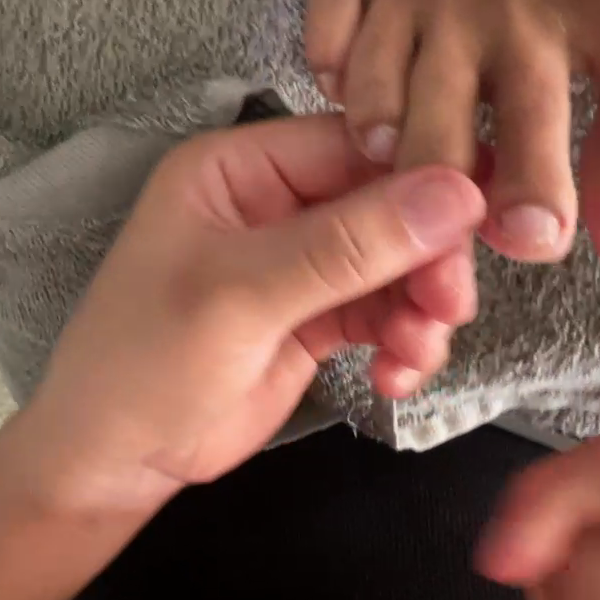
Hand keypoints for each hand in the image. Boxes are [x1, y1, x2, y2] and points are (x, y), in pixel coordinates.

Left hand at [20, 114, 485, 513]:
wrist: (118, 456)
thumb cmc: (150, 358)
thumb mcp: (241, 295)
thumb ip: (346, 245)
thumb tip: (456, 192)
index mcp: (237, 166)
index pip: (349, 143)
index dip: (419, 174)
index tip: (481, 217)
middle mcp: (271, 200)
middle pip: (383, 202)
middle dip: (424, 254)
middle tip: (446, 306)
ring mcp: (296, 259)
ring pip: (394, 259)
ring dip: (419, 304)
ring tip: (414, 352)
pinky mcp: (314, 313)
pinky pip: (383, 308)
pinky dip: (403, 339)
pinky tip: (393, 377)